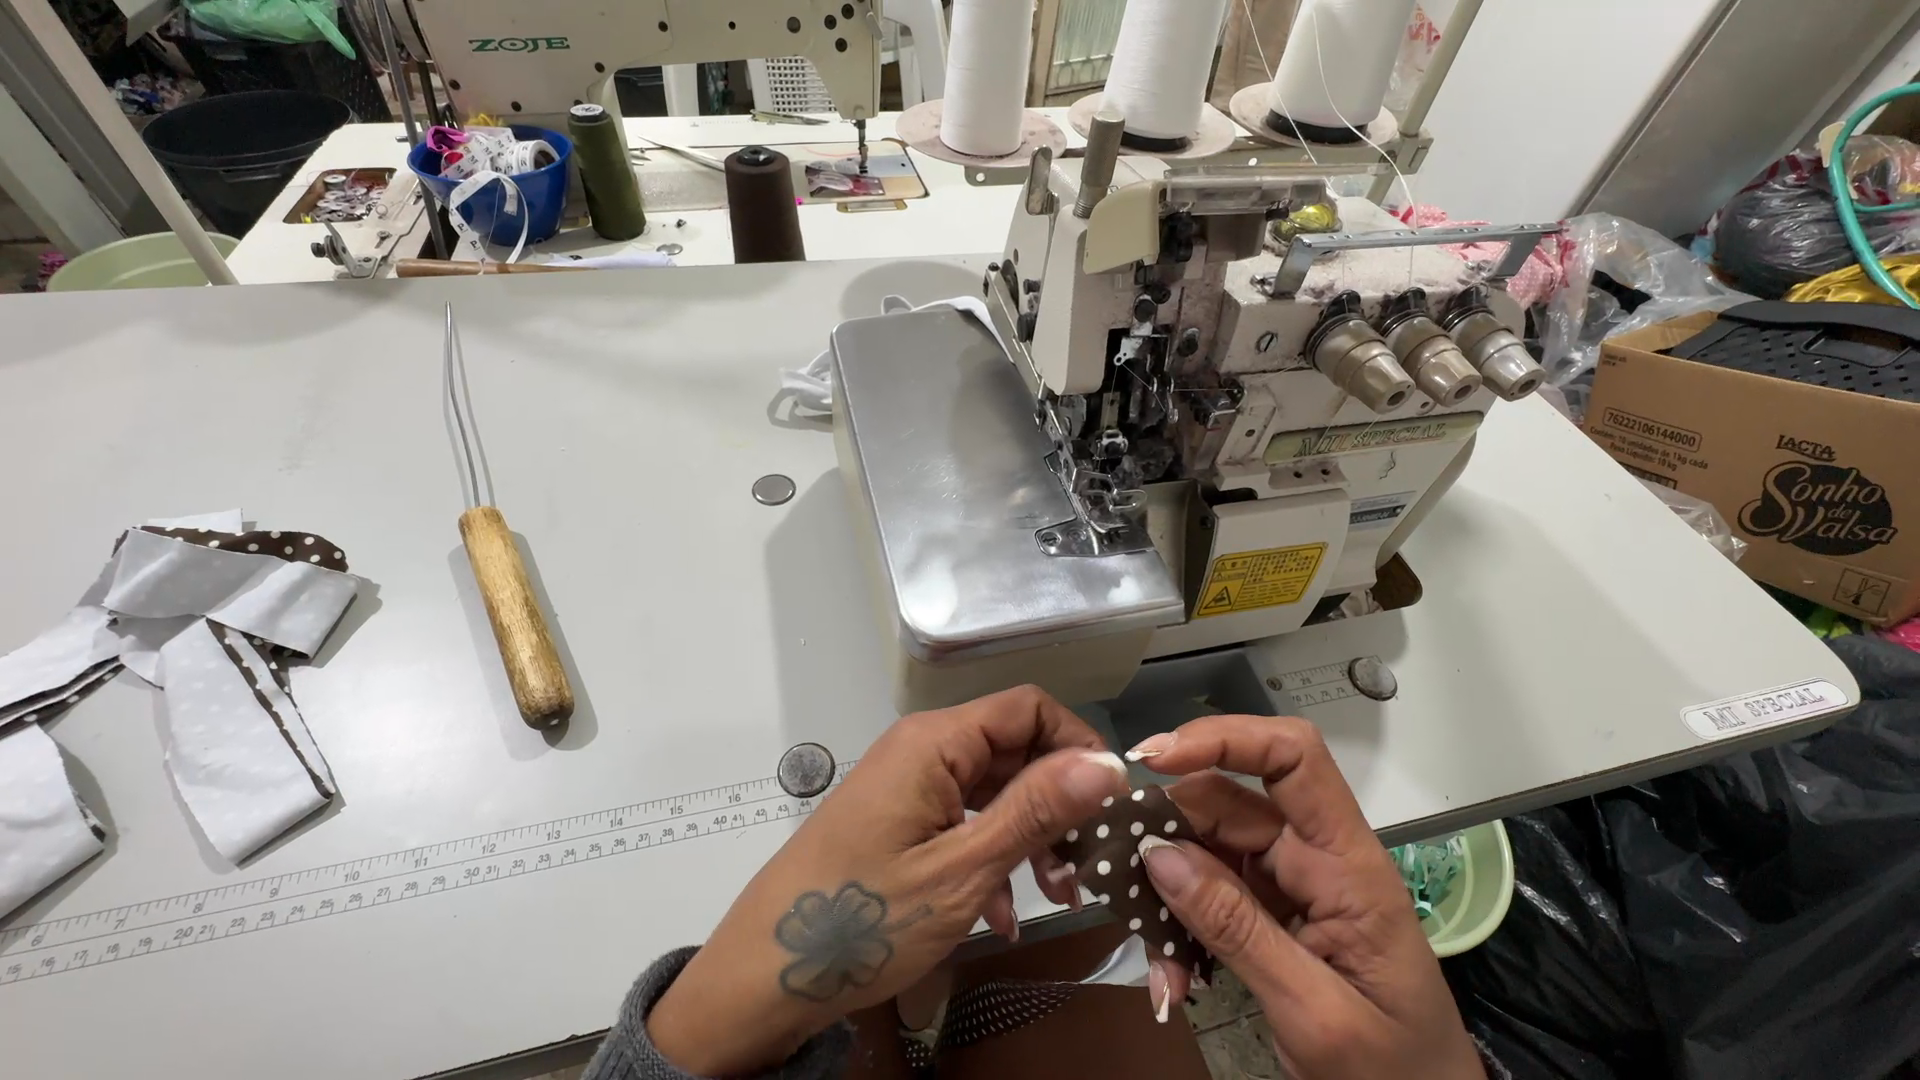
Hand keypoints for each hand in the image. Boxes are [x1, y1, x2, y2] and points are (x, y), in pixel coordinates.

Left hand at [647, 686, 1128, 1075]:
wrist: (767, 971)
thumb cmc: (864, 917)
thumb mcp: (962, 870)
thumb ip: (1035, 810)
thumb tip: (1108, 763)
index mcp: (936, 741)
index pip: (1029, 708)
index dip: (1077, 745)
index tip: (1110, 804)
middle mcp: (923, 748)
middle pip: (1013, 749)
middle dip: (1058, 801)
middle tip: (1088, 863)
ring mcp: (910, 784)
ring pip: (993, 788)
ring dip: (1030, 836)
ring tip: (1056, 893)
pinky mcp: (901, 817)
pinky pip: (964, 818)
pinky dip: (993, 854)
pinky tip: (1004, 912)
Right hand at [1128, 715, 1484, 1079]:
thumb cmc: (1396, 1075)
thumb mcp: (1317, 1015)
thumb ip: (1238, 931)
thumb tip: (1157, 854)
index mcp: (1347, 862)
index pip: (1292, 758)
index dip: (1225, 738)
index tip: (1154, 758)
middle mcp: (1312, 857)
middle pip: (1226, 804)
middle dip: (1167, 833)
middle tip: (1117, 876)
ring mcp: (1287, 884)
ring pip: (1203, 849)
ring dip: (1164, 894)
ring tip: (1154, 958)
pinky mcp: (1266, 913)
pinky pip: (1204, 895)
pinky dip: (1176, 928)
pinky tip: (1171, 976)